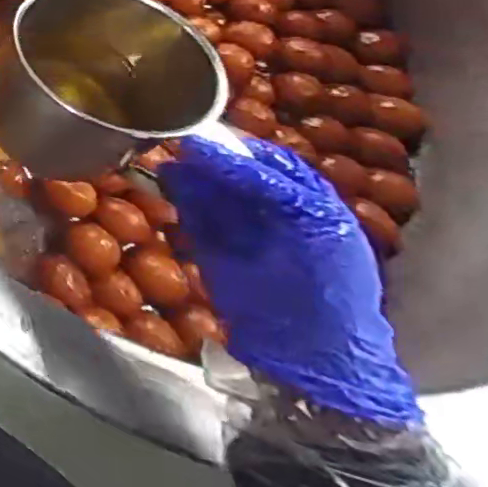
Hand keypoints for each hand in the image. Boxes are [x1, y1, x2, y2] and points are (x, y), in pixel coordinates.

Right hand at [157, 136, 419, 425]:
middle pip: (234, 171)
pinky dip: (175, 192)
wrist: (307, 352)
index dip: (238, 147)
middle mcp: (272, 210)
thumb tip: (210, 151)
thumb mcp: (308, 224)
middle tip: (175, 140)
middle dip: (205, 157)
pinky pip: (190, 209)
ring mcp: (239, 227)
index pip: (269, 161)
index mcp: (309, 202)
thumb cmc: (326, 286)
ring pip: (207, 187)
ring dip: (185, 172)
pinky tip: (161, 179)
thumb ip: (263, 185)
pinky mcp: (210, 243)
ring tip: (161, 156)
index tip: (205, 134)